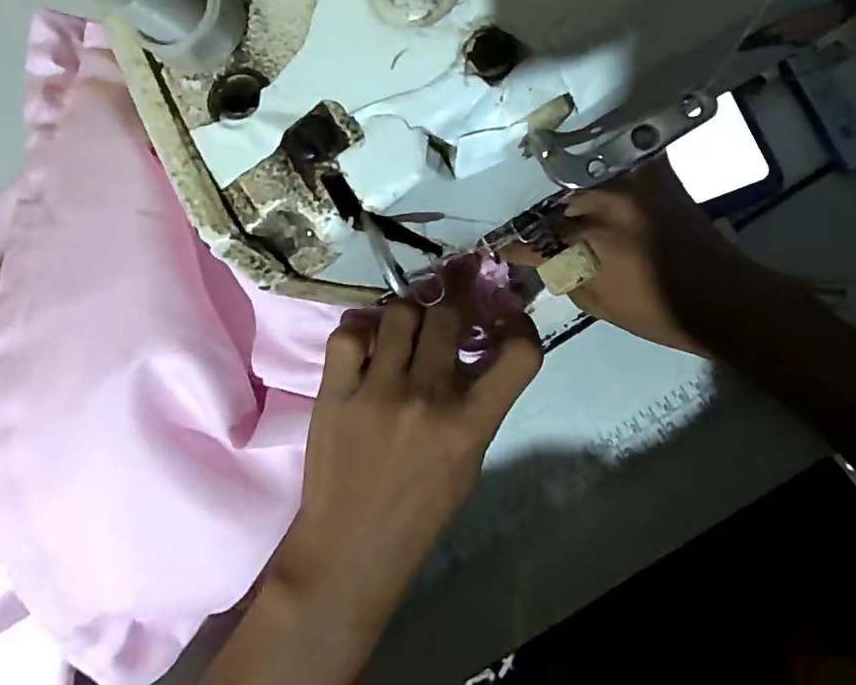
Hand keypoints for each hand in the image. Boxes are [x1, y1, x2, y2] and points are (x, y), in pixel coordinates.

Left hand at [231, 256, 539, 681]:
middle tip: (445, 314)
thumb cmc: (420, 509)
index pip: (520, 354)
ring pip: (401, 312)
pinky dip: (360, 331)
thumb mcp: (470, 459)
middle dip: (452, 307)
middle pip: (449, 314)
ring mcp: (378, 391)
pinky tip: (365, 344)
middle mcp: (428, 398)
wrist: (349, 549)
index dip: (520, 325)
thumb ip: (478, 401)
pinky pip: (349, 333)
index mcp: (471, 424)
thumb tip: (474, 343)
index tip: (505, 318)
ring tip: (404, 330)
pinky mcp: (335, 392)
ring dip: (408, 314)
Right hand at [502, 163, 779, 354]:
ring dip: (571, 195)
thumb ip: (564, 276)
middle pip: (555, 204)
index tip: (503, 246)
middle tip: (542, 229)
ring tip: (568, 205)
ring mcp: (631, 184)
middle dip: (546, 220)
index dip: (516, 246)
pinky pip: (620, 159)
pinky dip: (607, 166)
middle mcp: (603, 203)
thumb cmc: (658, 313)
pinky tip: (600, 176)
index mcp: (586, 241)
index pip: (534, 238)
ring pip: (582, 179)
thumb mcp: (598, 305)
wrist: (722, 297)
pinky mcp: (656, 175)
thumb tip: (543, 258)